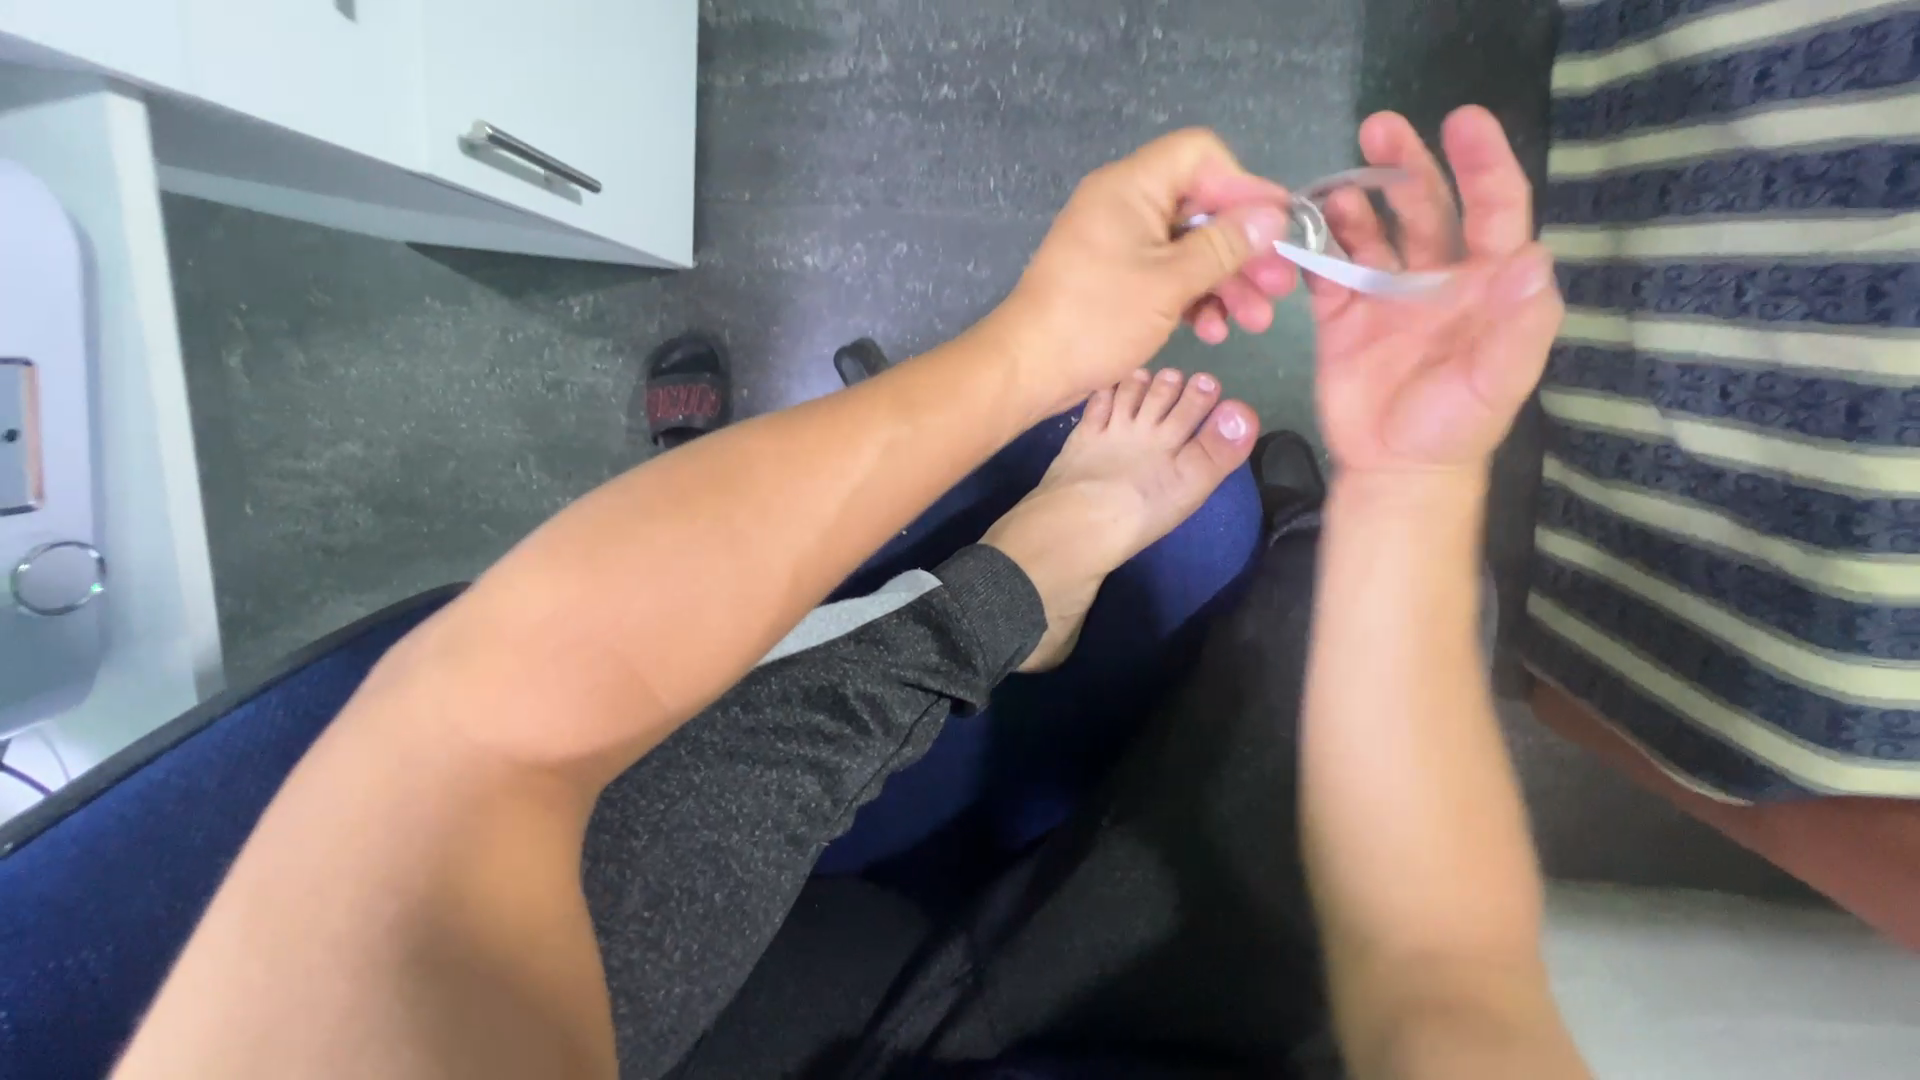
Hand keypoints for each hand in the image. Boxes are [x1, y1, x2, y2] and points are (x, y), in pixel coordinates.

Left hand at [993, 129, 1299, 410]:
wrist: (1028, 369)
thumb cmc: (1096, 319)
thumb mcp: (1170, 282)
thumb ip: (1224, 246)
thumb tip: (1272, 215)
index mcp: (1131, 187)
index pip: (1201, 156)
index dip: (1244, 187)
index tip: (1277, 227)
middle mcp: (1123, 206)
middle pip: (1199, 208)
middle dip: (1243, 249)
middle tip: (1279, 287)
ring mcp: (1116, 245)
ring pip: (1185, 249)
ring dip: (1223, 282)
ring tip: (1255, 320)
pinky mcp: (1113, 281)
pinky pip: (1163, 276)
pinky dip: (1190, 299)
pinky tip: (1212, 330)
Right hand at [1310, 108, 1562, 481]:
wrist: (1393, 468)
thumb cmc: (1454, 426)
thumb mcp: (1499, 381)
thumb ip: (1519, 323)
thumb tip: (1531, 256)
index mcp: (1483, 284)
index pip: (1491, 209)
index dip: (1481, 163)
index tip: (1460, 121)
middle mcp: (1434, 279)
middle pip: (1423, 208)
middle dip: (1404, 166)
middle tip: (1377, 128)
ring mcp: (1382, 297)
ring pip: (1368, 235)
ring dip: (1352, 205)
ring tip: (1328, 188)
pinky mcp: (1340, 319)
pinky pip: (1324, 275)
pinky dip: (1311, 254)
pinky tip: (1298, 234)